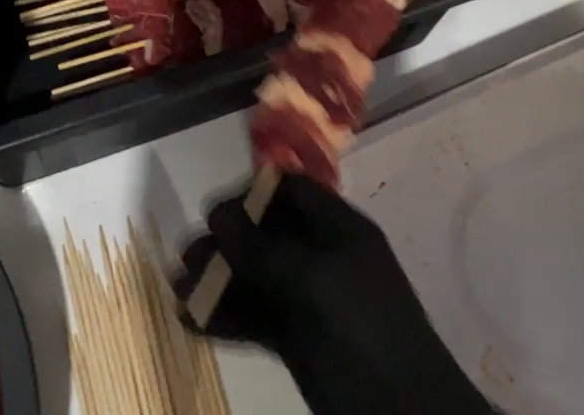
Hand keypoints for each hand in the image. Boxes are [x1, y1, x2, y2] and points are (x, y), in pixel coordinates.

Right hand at [175, 174, 495, 414]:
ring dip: (217, 280)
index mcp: (339, 230)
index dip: (252, 193)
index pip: (291, 191)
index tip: (213, 211)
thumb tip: (218, 216)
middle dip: (225, 241)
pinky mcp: (297, 339)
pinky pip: (255, 316)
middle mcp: (322, 256)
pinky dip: (225, 316)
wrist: (405, 414)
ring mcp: (309, 299)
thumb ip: (264, 250)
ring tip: (178, 289)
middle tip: (186, 256)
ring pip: (255, 277)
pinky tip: (191, 320)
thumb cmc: (365, 332)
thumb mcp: (316, 284)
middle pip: (265, 233)